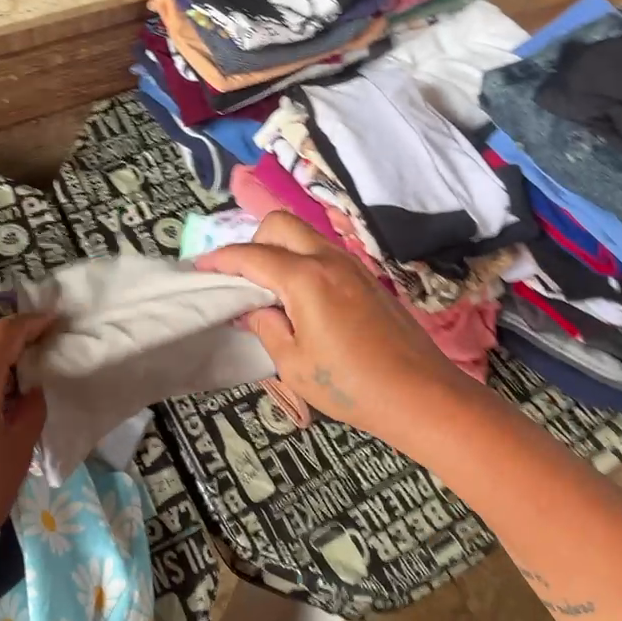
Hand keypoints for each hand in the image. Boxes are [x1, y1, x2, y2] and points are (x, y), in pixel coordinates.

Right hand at [196, 211, 475, 448]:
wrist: (422, 396)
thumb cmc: (352, 385)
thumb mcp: (293, 364)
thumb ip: (266, 327)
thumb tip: (253, 308)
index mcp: (305, 278)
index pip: (251, 256)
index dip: (221, 259)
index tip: (199, 267)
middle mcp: (328, 259)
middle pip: (280, 224)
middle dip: (253, 241)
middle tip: (241, 277)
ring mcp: (352, 264)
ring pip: (304, 235)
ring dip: (279, 249)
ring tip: (268, 288)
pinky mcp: (367, 278)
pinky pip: (324, 253)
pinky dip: (301, 260)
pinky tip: (301, 298)